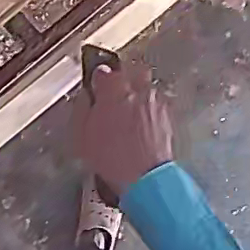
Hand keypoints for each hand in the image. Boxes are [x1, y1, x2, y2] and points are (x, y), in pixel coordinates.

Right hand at [72, 61, 173, 195]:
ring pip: (146, 86)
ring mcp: (154, 102)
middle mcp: (137, 90)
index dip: (97, 79)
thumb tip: (86, 97)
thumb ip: (84, 107)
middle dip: (123, 78)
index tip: (94, 87)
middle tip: (113, 92)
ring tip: (128, 112)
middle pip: (131, 70)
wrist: (145, 178)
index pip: (103, 71)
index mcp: (113, 89)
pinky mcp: (166, 116)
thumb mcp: (82, 134)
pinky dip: (148, 109)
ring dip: (137, 93)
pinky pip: (155, 103)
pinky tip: (140, 125)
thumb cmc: (113, 158)